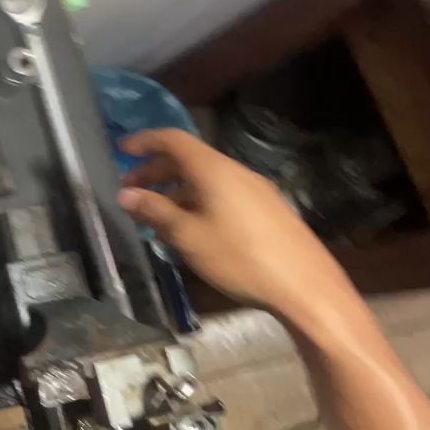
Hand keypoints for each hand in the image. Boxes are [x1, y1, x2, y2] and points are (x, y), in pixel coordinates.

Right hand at [117, 128, 358, 325]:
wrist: (307, 289)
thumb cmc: (240, 258)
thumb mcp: (188, 236)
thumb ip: (155, 211)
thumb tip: (125, 194)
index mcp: (215, 171)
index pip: (174, 140)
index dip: (145, 141)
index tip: (122, 150)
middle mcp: (236, 173)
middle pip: (189, 161)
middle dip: (156, 172)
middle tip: (131, 193)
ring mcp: (255, 192)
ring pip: (205, 181)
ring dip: (175, 192)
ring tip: (155, 219)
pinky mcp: (266, 211)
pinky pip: (222, 195)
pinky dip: (197, 203)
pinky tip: (189, 231)